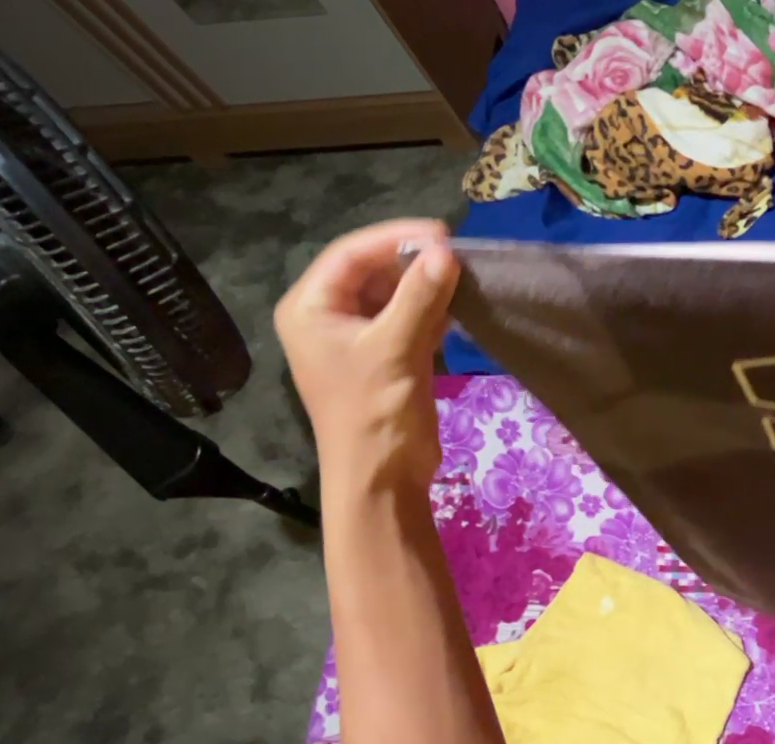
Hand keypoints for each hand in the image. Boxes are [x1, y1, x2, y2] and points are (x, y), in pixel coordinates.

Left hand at [275, 219, 459, 491]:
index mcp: (311, 308)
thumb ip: (420, 299)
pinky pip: (408, 322)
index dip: (395, 239)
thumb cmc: (376, 413)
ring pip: (393, 297)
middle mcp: (329, 318)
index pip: (350, 255)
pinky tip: (458, 305)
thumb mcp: (396, 350)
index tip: (442, 234)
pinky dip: (432, 312)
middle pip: (371, 273)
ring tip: (463, 276)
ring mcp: (359, 340)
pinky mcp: (387, 360)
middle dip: (412, 262)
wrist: (382, 478)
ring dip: (426, 286)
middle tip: (457, 255)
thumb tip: (447, 254)